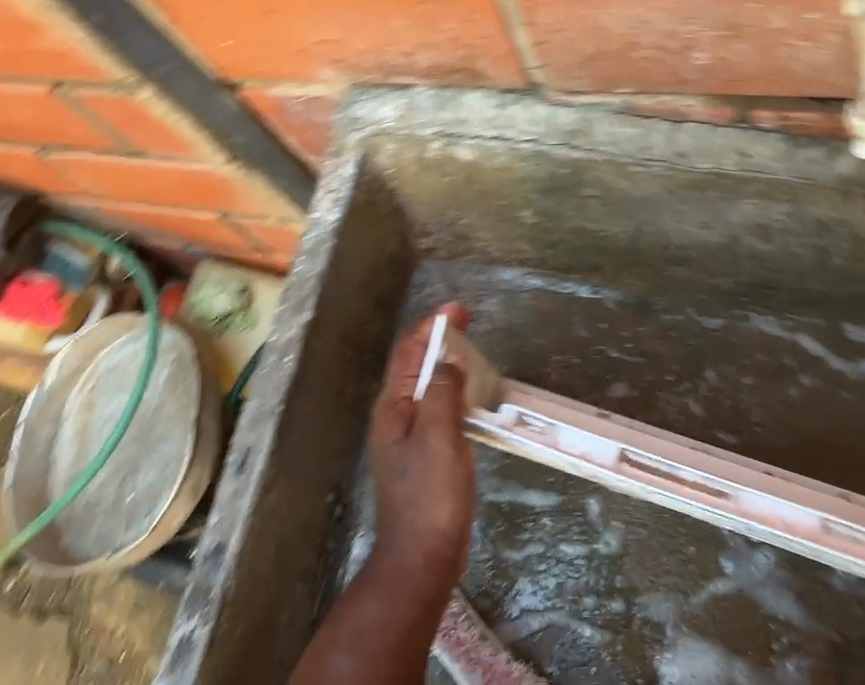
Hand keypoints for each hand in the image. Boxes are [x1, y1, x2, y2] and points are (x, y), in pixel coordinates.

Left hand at [366, 302, 476, 595]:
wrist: (423, 555)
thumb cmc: (429, 495)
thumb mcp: (438, 437)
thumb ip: (443, 393)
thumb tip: (449, 359)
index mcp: (392, 408)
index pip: (408, 353)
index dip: (430, 327)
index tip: (457, 309)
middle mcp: (396, 418)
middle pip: (414, 367)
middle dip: (437, 342)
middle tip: (467, 325)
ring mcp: (409, 439)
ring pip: (427, 389)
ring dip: (446, 366)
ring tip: (472, 353)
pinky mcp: (425, 457)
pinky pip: (438, 412)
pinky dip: (454, 394)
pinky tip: (472, 400)